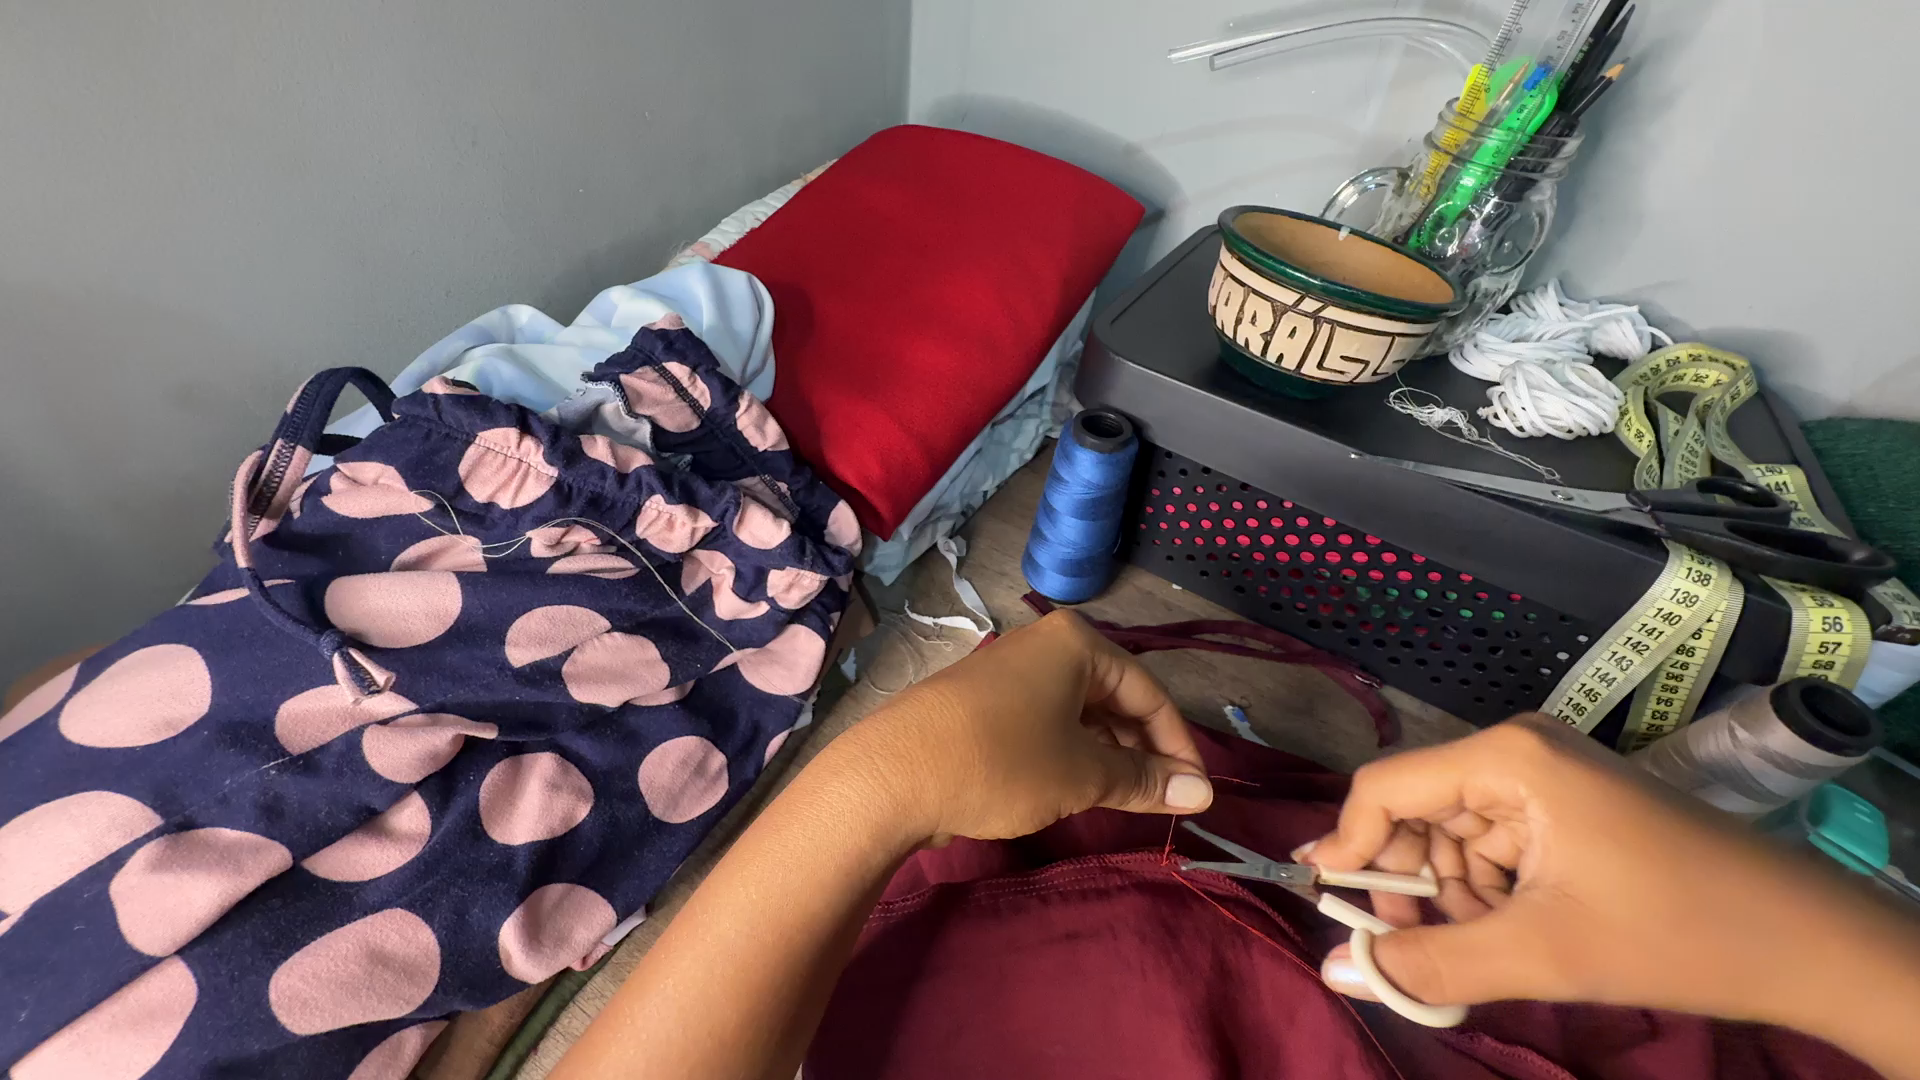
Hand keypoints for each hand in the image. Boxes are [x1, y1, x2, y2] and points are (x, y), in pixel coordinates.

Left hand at [838, 610, 1213, 844]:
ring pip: (1079, 711)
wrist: (894, 773)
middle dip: (1142, 749)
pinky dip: (1069, 751)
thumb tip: (1203, 795)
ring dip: (1107, 753)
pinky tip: (1074, 785)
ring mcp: (1009, 671)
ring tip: (1121, 797)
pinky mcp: (984, 701)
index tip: (1195, 794)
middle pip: (1114, 697)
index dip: (1178, 745)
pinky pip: (1045, 720)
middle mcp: (1043, 645)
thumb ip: (1145, 780)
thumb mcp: (1082, 773)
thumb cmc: (1002, 761)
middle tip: (1160, 800)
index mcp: (1075, 643)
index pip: (1149, 691)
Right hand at [1299, 714, 1916, 1037]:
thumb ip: (1430, 962)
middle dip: (1412, 880)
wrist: (1832, 951)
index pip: (1386, 787)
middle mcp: (1512, 748)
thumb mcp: (1545, 954)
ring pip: (1451, 832)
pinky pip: (1489, 840)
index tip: (1330, 900)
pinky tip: (1517, 925)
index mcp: (1505, 756)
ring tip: (1489, 942)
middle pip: (1417, 809)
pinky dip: (1487, 888)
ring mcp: (1541, 771)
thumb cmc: (1683, 935)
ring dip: (1453, 892)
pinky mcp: (1562, 800)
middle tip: (1415, 942)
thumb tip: (1333, 973)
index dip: (1352, 844)